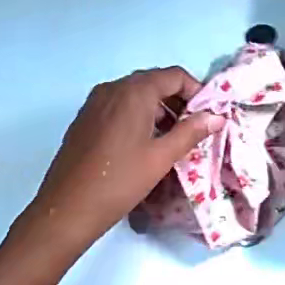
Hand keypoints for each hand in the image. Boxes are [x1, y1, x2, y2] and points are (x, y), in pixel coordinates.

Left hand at [18, 68, 222, 255]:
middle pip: (153, 83)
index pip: (173, 76)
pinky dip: (136, 118)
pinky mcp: (84, 120)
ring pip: (134, 96)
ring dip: (157, 111)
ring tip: (171, 141)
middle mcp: (112, 89)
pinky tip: (143, 146)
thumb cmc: (119, 181)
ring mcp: (94, 103)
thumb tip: (215, 117)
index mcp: (133, 91)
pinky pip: (117, 108)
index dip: (196, 91)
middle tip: (193, 129)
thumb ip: (190, 133)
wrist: (68, 208)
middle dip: (177, 102)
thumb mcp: (161, 157)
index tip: (207, 115)